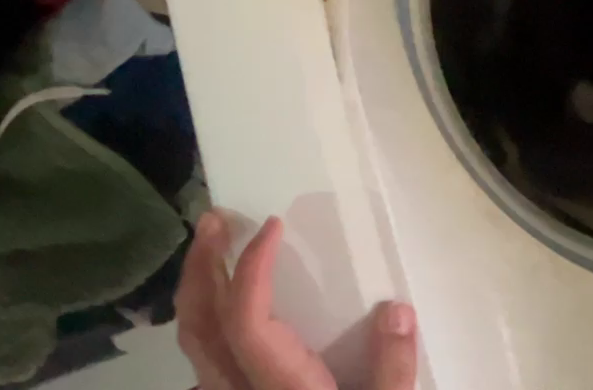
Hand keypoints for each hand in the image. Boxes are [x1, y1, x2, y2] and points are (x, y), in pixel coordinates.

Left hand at [177, 210, 418, 389]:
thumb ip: (394, 374)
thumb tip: (398, 308)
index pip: (247, 322)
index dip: (250, 269)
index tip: (270, 224)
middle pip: (200, 330)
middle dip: (201, 269)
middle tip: (213, 218)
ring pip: (194, 350)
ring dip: (197, 293)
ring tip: (212, 250)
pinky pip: (206, 369)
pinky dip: (208, 329)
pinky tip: (227, 312)